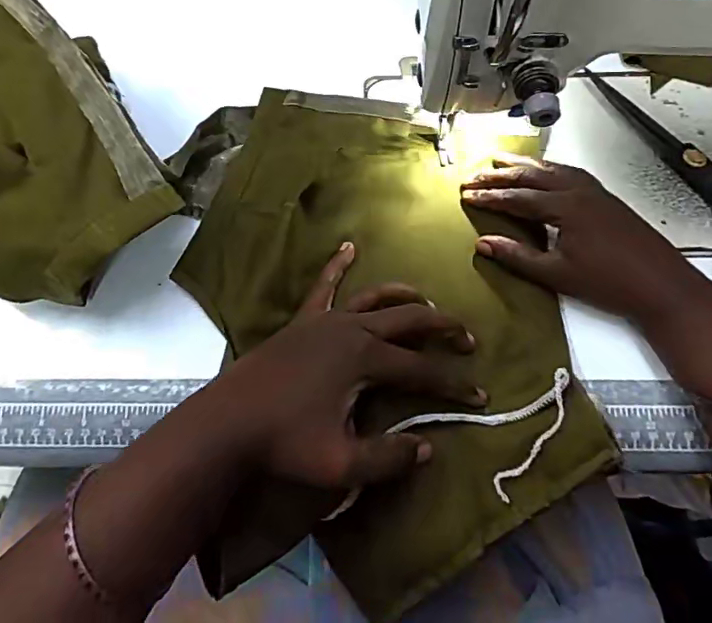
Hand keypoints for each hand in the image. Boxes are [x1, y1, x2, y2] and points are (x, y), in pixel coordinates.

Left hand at [200, 243, 486, 490]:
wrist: (229, 420)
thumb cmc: (284, 442)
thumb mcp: (341, 464)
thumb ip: (388, 457)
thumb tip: (427, 448)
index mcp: (365, 360)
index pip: (422, 370)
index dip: (454, 384)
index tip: (482, 395)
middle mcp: (351, 329)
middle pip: (408, 321)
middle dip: (442, 328)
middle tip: (467, 340)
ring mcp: (325, 319)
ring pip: (374, 297)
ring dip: (404, 296)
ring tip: (427, 300)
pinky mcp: (303, 319)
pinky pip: (324, 285)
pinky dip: (338, 264)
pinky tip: (349, 247)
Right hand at [462, 155, 711, 328]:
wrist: (665, 288)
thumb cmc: (612, 284)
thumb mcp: (558, 275)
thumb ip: (518, 257)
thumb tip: (484, 243)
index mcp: (565, 207)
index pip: (517, 197)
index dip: (489, 196)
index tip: (467, 195)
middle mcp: (580, 191)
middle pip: (531, 176)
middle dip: (500, 175)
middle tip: (475, 175)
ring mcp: (596, 192)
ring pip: (552, 169)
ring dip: (524, 165)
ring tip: (502, 160)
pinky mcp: (607, 199)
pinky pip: (570, 173)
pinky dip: (549, 168)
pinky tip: (546, 172)